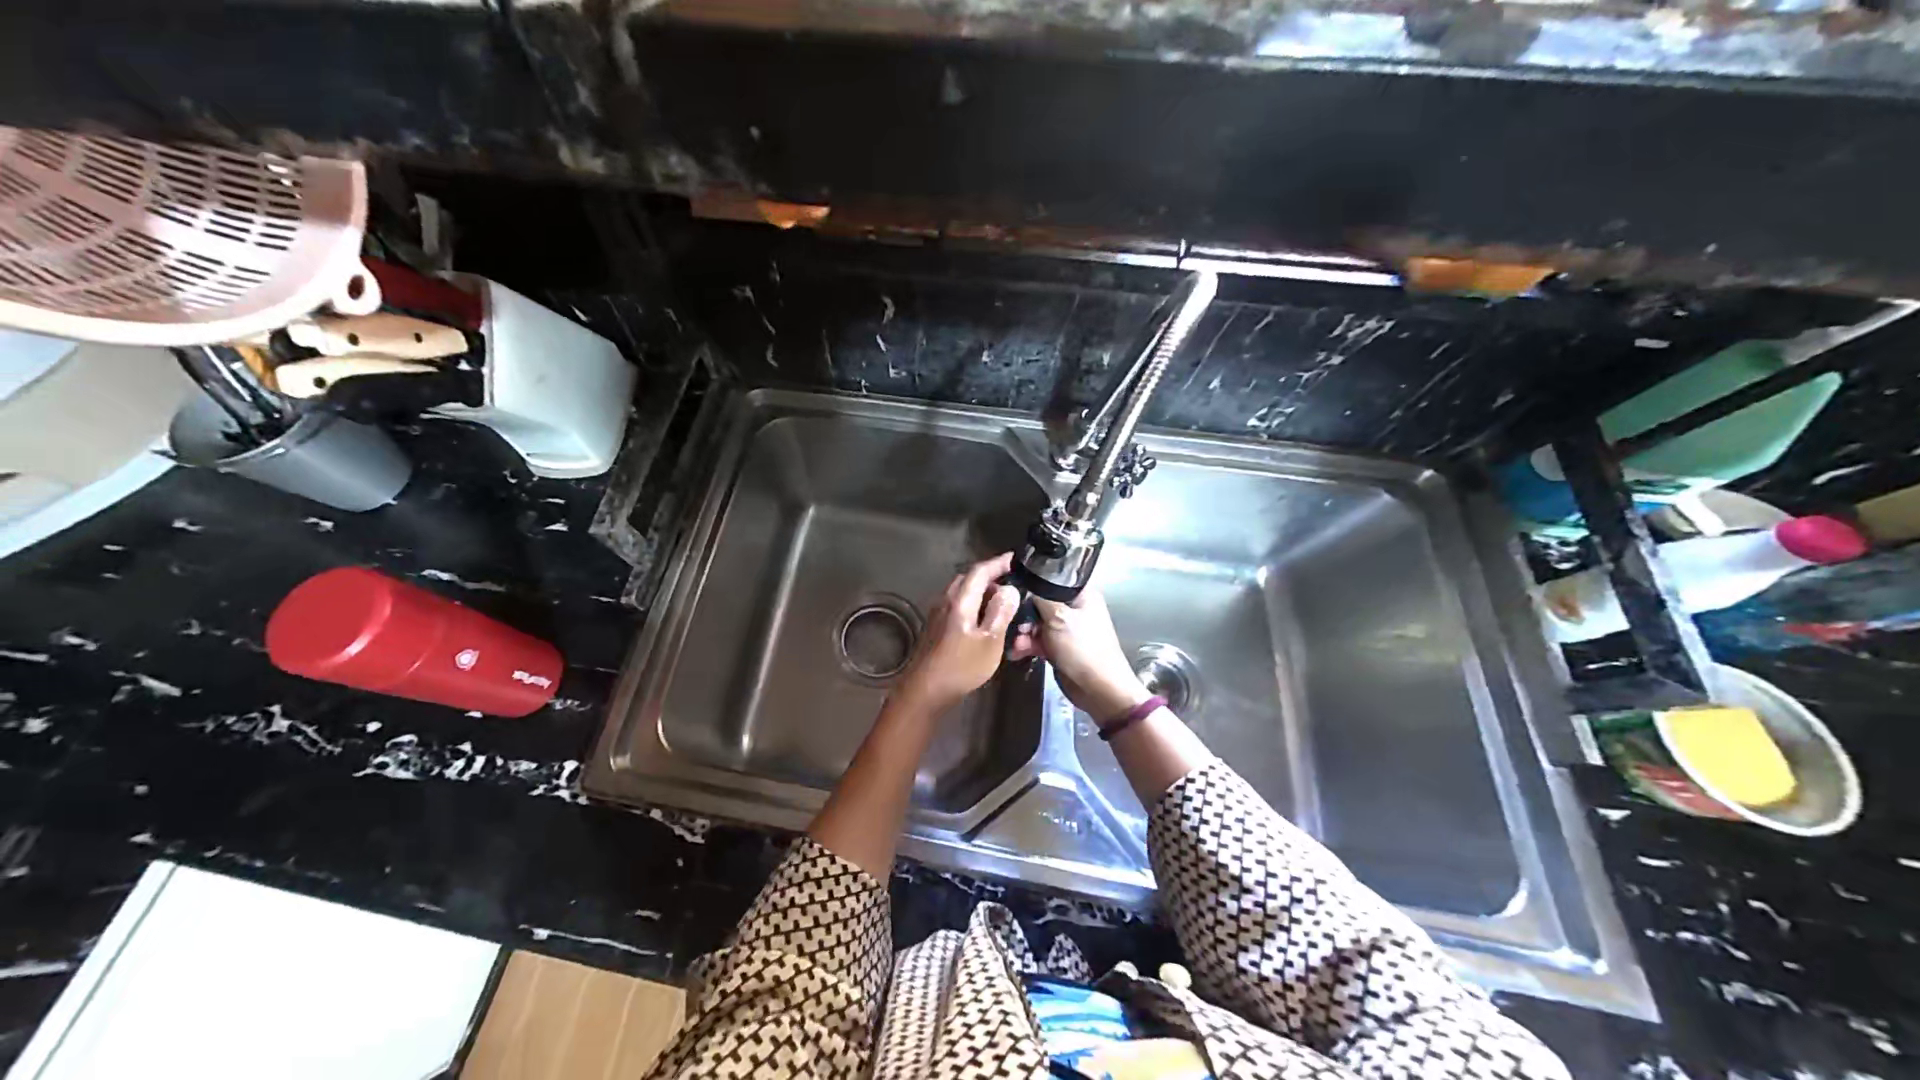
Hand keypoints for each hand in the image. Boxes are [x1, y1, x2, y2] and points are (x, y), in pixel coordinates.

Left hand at [894, 553, 1021, 712]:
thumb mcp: (990, 640)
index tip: (1015, 559)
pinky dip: (973, 603)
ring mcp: (938, 614)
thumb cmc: (961, 667)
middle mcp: (945, 601)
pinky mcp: (936, 627)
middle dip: (990, 575)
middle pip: (968, 579)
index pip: (980, 571)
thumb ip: (1001, 612)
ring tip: (1001, 600)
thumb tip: (1009, 589)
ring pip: (961, 592)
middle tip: (1011, 580)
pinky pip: (957, 605)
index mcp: (960, 601)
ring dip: (981, 590)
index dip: (998, 563)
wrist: (925, 691)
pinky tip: (983, 619)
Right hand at [1009, 587, 1150, 722]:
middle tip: (1013, 623)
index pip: (1052, 578)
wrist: (1099, 689)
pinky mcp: (1058, 648)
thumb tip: (1023, 586)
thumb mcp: (1059, 617)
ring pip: (1036, 623)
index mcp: (1081, 595)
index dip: (1032, 582)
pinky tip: (1016, 652)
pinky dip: (1027, 645)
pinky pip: (1038, 641)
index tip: (1011, 587)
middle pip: (1040, 602)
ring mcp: (1066, 629)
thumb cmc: (1083, 648)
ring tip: (1016, 644)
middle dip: (1023, 614)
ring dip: (1023, 633)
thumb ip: (1039, 598)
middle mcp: (1074, 608)